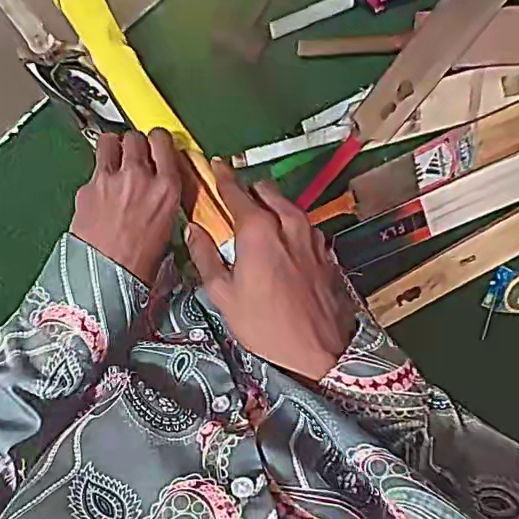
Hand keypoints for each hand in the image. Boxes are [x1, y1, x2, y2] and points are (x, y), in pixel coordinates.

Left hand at [70, 129, 187, 285]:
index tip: (156, 145)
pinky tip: (99, 195)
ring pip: (110, 141)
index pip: (164, 142)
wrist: (104, 279)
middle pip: (136, 138)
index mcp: (166, 189)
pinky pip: (93, 171)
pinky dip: (96, 178)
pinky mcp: (87, 188)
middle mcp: (139, 177)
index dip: (158, 141)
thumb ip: (164, 206)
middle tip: (134, 157)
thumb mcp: (167, 235)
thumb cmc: (135, 267)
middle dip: (135, 145)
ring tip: (114, 161)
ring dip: (113, 148)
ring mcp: (110, 180)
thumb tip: (160, 200)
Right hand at [187, 159, 357, 379]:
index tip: (213, 169)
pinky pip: (301, 223)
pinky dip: (287, 225)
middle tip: (232, 205)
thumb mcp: (223, 296)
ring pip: (285, 203)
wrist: (319, 349)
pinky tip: (279, 246)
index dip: (220, 177)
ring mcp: (311, 234)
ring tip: (255, 227)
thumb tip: (194, 232)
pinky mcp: (325, 248)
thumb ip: (205, 256)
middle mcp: (288, 222)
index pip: (234, 189)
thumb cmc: (267, 326)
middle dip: (246, 191)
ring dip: (268, 206)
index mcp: (258, 229)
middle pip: (264, 188)